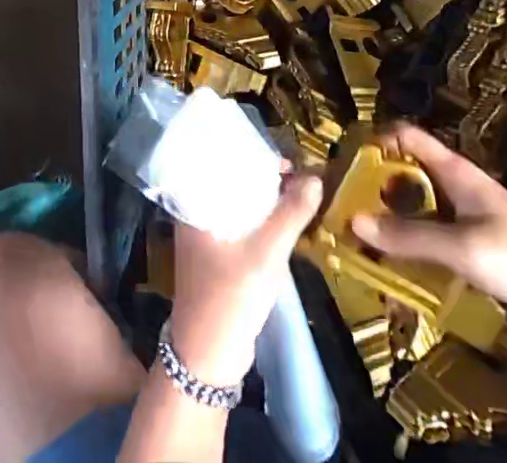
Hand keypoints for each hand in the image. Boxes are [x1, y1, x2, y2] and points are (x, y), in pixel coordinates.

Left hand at [167, 171, 322, 384]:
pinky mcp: (218, 254)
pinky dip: (260, 217)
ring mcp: (205, 235)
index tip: (278, 155)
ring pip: (235, 203)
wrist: (208, 355)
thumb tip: (315, 178)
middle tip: (295, 173)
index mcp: (191, 205)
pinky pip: (239, 223)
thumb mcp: (265, 254)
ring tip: (296, 190)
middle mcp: (193, 214)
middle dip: (258, 173)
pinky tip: (283, 218)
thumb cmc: (229, 298)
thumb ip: (290, 215)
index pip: (211, 161)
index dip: (243, 152)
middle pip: (226, 181)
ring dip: (262, 196)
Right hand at [349, 124, 506, 334]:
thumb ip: (410, 238)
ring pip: (413, 210)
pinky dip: (406, 245)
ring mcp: (463, 220)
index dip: (376, 140)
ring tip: (354, 235)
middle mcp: (456, 189)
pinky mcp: (469, 249)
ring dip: (387, 220)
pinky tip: (388, 262)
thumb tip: (354, 222)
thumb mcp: (464, 248)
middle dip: (372, 186)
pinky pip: (426, 239)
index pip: (409, 138)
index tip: (344, 160)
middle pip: (405, 175)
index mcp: (457, 174)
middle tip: (339, 204)